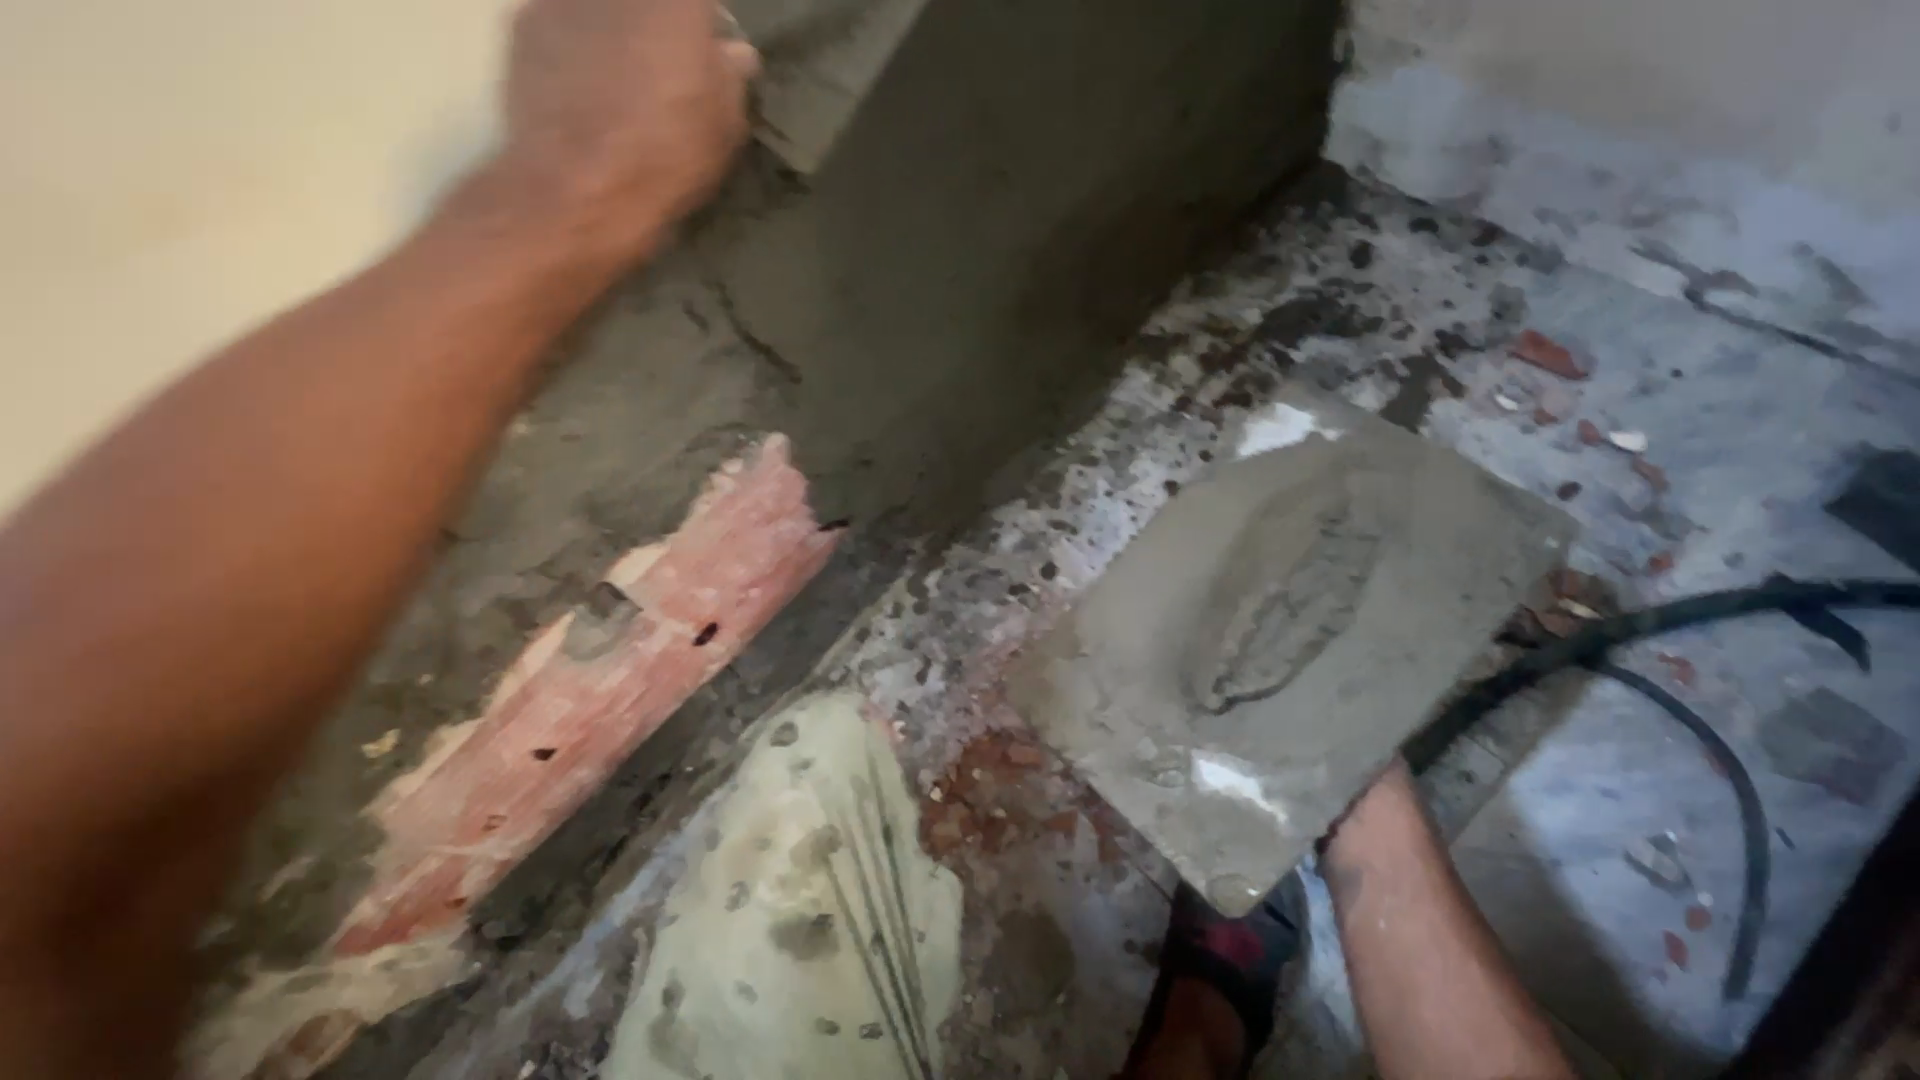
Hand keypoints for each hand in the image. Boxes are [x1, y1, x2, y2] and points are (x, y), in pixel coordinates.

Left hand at [496, 0, 759, 253]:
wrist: (579, 187)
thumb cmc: (667, 154)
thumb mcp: (725, 127)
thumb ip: (730, 77)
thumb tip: (732, 54)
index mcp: (676, 1)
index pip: (701, 4)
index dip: (705, 28)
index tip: (710, 54)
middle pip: (644, 4)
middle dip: (656, 27)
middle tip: (665, 68)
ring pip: (601, 10)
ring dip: (613, 32)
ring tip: (619, 82)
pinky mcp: (523, 22)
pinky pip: (560, 24)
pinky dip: (574, 47)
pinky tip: (581, 92)